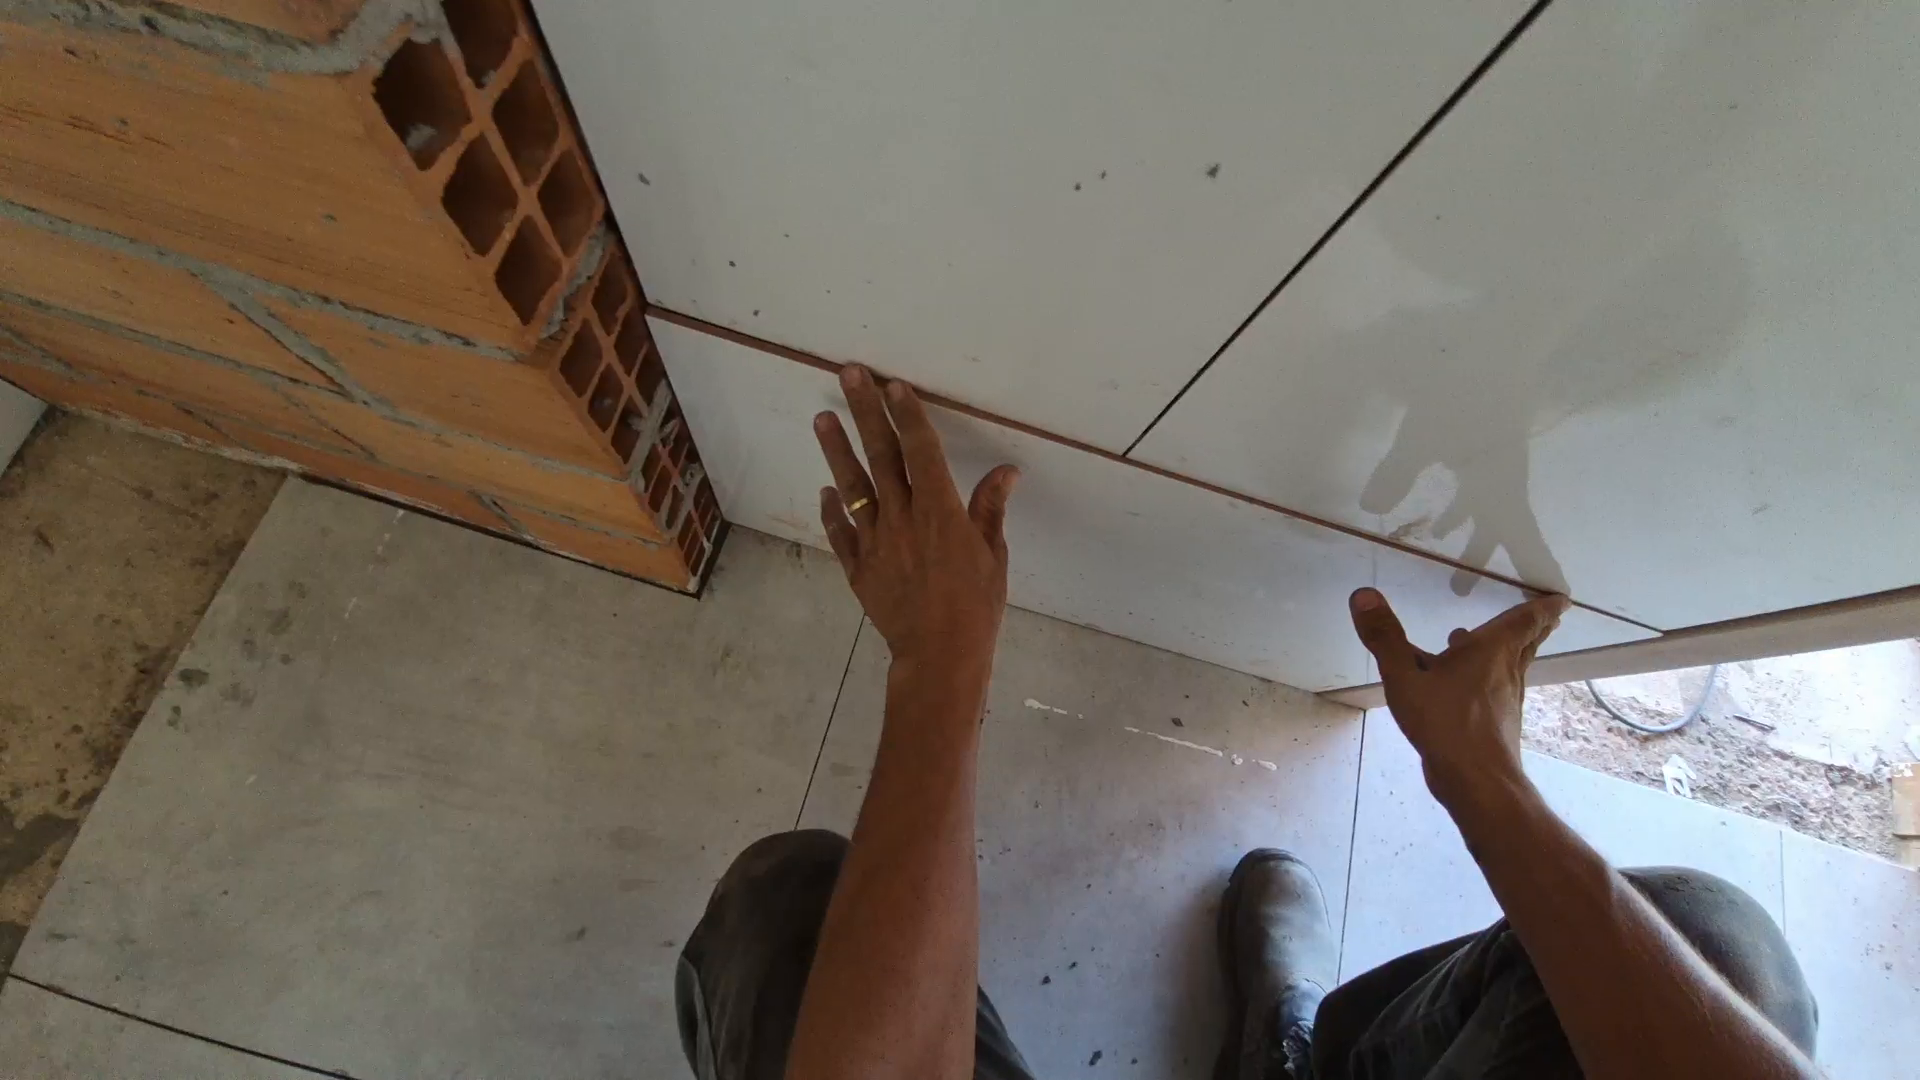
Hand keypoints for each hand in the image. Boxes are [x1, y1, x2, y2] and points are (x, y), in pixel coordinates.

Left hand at [813, 365, 1019, 672]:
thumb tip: (1006, 470)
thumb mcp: (992, 555)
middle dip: (865, 412)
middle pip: (881, 456)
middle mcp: (902, 518)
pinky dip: (832, 510)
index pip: (921, 451)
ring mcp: (874, 542)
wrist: (939, 655)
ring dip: (837, 450)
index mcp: (940, 511)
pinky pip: (840, 533)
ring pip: (852, 487)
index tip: (894, 386)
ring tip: (822, 418)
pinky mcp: (858, 568)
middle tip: (848, 375)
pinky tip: (826, 491)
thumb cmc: (976, 606)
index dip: (908, 416)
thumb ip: (990, 508)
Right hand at [1347, 587, 1569, 808]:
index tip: (1561, 600)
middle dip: (1535, 627)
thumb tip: (1365, 595)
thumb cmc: (1444, 722)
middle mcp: (1504, 672)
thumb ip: (1384, 637)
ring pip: (1513, 666)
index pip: (1523, 622)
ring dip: (1509, 650)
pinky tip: (1464, 683)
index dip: (1543, 608)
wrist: (1476, 780)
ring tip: (1494, 641)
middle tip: (1547, 615)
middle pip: (1525, 644)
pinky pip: (1496, 687)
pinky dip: (1488, 674)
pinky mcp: (1495, 721)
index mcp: (1488, 653)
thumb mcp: (1403, 676)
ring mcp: (1504, 699)